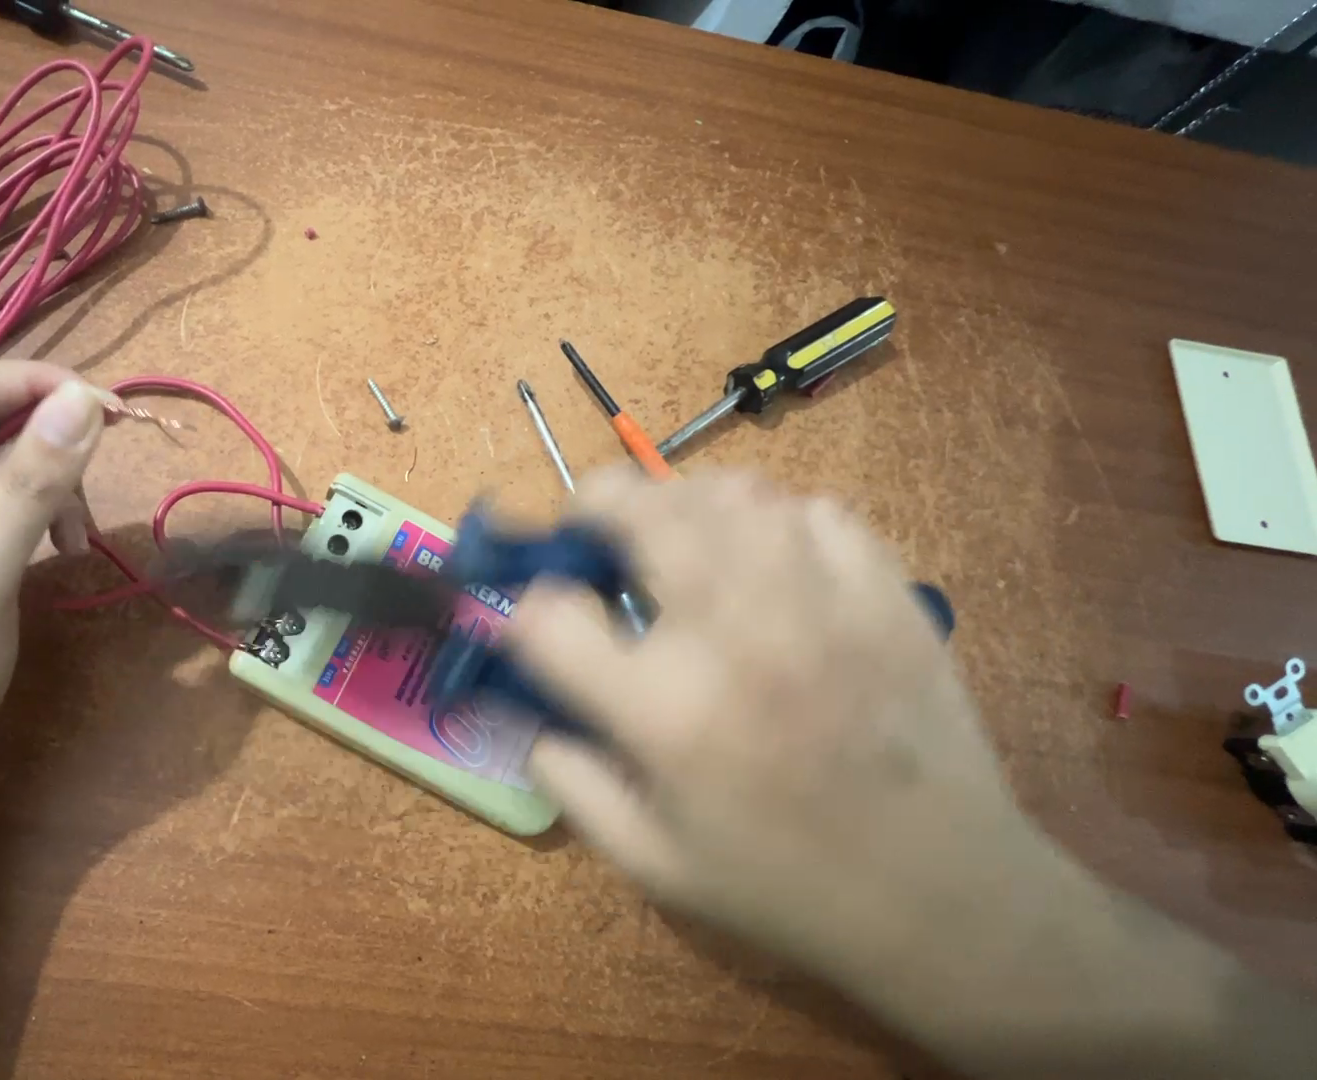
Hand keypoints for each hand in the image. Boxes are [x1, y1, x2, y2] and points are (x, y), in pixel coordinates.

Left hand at [0, 361, 104, 779]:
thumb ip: (32, 483)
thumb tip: (87, 399)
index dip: (34, 387)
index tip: (111, 407)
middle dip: (43, 452)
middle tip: (84, 501)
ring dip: (48, 486)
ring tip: (70, 540)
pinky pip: (1, 483)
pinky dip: (40, 506)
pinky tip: (59, 545)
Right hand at [506, 468, 1061, 1008]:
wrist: (949, 901)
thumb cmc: (781, 883)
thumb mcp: (648, 859)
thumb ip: (566, 777)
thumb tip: (525, 707)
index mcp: (664, 710)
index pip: (549, 616)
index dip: (523, 608)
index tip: (534, 618)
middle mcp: (734, 636)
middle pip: (641, 511)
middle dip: (593, 505)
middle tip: (589, 526)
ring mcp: (819, 603)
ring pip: (729, 493)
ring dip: (680, 504)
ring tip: (674, 537)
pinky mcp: (885, 594)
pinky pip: (813, 512)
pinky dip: (771, 520)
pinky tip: (763, 560)